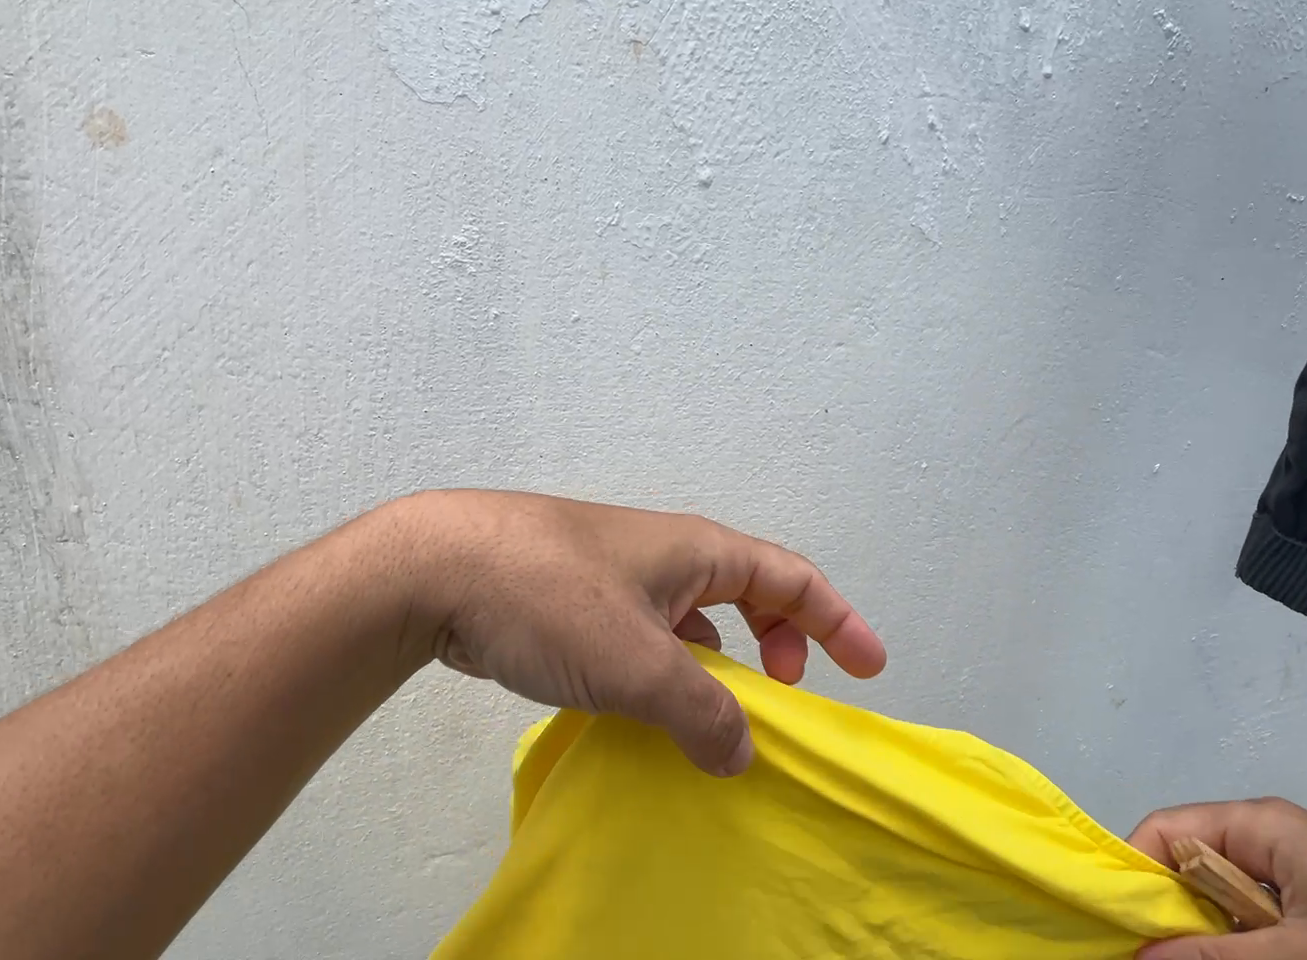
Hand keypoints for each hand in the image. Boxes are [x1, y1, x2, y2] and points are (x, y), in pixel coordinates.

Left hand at [392, 491, 887, 776]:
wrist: (436, 568)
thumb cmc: (548, 596)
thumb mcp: (638, 662)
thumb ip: (701, 712)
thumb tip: (742, 754)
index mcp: (698, 551)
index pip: (792, 578)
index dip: (838, 620)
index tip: (870, 667)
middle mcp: (667, 557)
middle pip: (750, 592)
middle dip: (782, 639)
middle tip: (788, 693)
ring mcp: (621, 579)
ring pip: (695, 620)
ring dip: (720, 664)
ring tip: (720, 718)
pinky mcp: (581, 604)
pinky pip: (649, 637)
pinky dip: (669, 671)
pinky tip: (650, 711)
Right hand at [1125, 798, 1306, 959]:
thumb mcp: (1298, 957)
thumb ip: (1211, 954)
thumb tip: (1133, 956)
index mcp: (1259, 825)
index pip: (1165, 831)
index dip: (1133, 875)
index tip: (1116, 930)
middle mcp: (1273, 842)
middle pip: (1192, 870)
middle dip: (1173, 918)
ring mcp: (1304, 881)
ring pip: (1228, 907)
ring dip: (1214, 942)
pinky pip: (1267, 927)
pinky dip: (1250, 951)